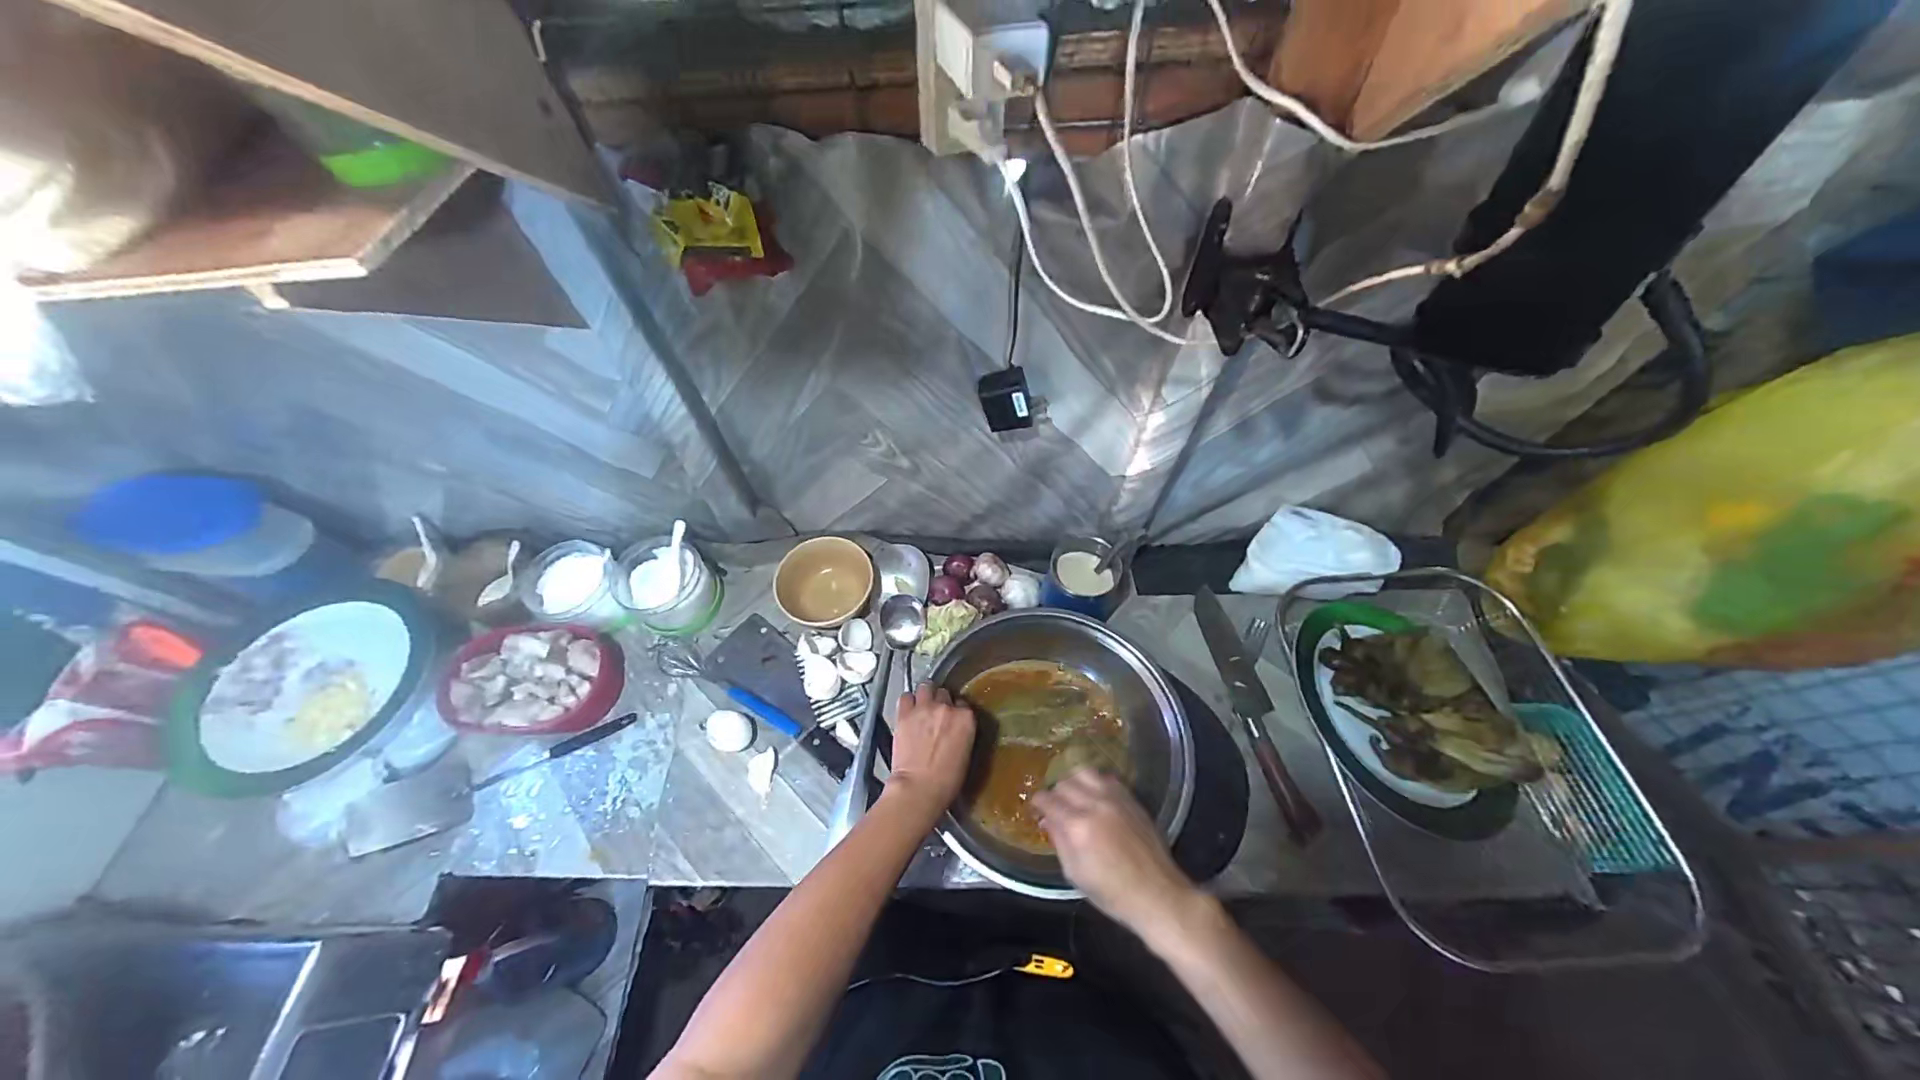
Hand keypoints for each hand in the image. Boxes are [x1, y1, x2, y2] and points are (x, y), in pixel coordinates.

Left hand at [883, 683, 975, 821]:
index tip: (952, 720)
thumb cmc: (945, 781)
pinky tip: (908, 710)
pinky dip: (907, 701)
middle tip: (936, 715)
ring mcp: (924, 708)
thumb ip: (963, 733)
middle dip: (940, 702)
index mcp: (966, 719)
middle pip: (944, 693)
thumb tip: (956, 730)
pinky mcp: (904, 714)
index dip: (956, 712)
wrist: (919, 788)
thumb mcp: (965, 755)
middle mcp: (946, 708)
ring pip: (926, 687)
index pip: (963, 704)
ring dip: (925, 695)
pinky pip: (905, 696)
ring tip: (922, 706)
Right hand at [1031, 768, 1203, 938]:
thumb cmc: (1112, 893)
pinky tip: (1096, 798)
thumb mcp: (1075, 873)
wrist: (1157, 894)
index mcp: (1078, 826)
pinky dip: (1096, 783)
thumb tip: (1048, 820)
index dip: (1038, 803)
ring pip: (1085, 773)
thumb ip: (1059, 841)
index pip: (1049, 800)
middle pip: (1065, 783)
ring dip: (1075, 782)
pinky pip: (1107, 779)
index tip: (1037, 809)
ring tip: (1075, 797)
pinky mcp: (1132, 800)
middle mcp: (1095, 805)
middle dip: (1055, 794)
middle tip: (1056, 809)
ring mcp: (1116, 799)